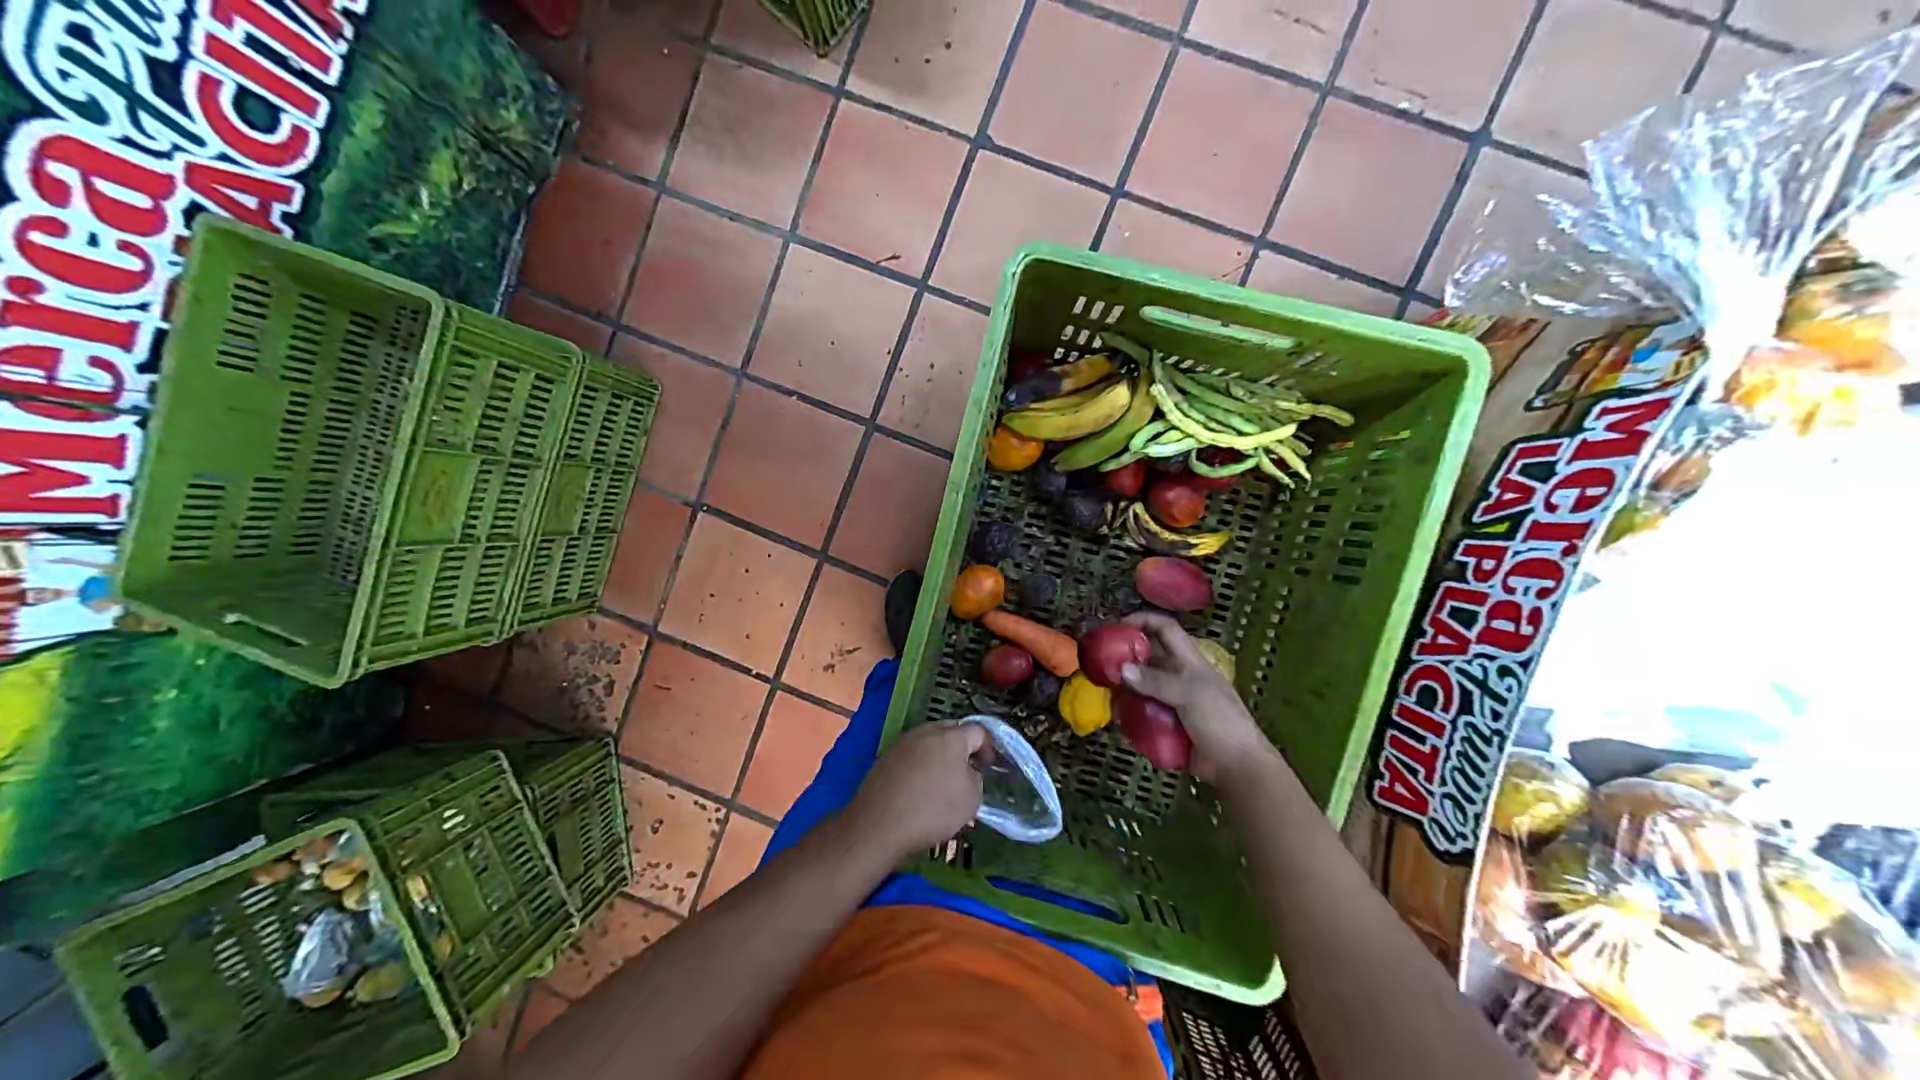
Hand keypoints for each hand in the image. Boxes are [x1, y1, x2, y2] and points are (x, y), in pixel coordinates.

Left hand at [842, 722, 989, 858]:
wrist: (879, 824)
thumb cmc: (932, 809)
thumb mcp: (971, 798)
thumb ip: (975, 777)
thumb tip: (966, 771)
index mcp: (951, 737)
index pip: (977, 731)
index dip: (988, 747)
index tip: (988, 766)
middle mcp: (925, 732)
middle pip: (950, 731)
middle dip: (962, 747)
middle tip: (967, 769)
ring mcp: (902, 743)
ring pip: (928, 742)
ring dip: (939, 756)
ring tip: (942, 781)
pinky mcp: (885, 758)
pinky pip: (911, 756)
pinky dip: (919, 767)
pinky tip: (919, 788)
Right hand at [1119, 612, 1277, 787]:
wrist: (1237, 765)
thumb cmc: (1220, 721)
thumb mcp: (1189, 695)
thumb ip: (1156, 681)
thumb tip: (1122, 669)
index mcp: (1190, 661)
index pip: (1166, 629)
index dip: (1144, 621)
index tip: (1118, 628)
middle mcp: (1179, 676)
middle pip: (1149, 658)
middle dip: (1126, 658)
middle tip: (1102, 665)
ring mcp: (1173, 701)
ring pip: (1142, 687)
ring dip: (1125, 689)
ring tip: (1107, 694)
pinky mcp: (1168, 723)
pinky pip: (1143, 712)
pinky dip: (1130, 713)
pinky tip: (1118, 718)